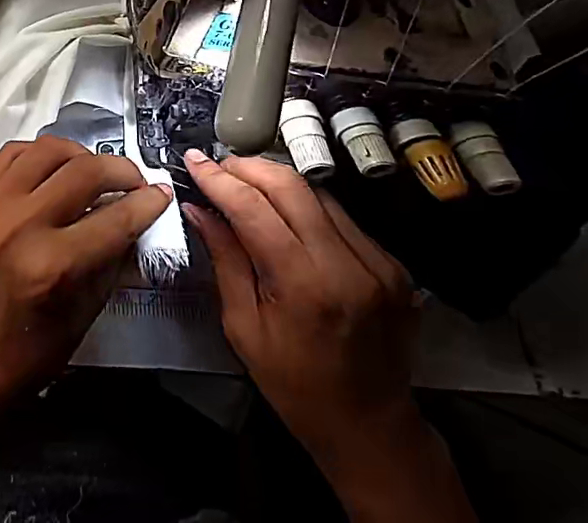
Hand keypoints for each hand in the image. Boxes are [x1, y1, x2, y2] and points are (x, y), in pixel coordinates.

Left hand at [0, 136, 171, 410]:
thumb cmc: (31, 346)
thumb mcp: (86, 310)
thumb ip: (115, 256)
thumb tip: (140, 215)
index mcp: (49, 265)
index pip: (113, 218)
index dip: (146, 203)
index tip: (161, 193)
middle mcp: (18, 225)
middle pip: (84, 171)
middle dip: (121, 171)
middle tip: (134, 181)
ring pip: (50, 150)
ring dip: (82, 155)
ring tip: (95, 172)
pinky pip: (16, 151)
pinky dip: (43, 155)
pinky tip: (57, 171)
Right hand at [183, 150, 478, 522]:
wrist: (370, 426)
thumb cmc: (296, 386)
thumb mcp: (244, 326)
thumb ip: (225, 259)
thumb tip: (200, 209)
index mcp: (305, 287)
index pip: (255, 209)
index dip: (220, 180)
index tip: (195, 161)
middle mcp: (348, 265)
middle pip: (291, 187)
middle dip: (248, 168)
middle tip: (218, 168)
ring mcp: (378, 262)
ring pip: (318, 194)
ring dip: (277, 183)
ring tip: (246, 186)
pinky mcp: (392, 264)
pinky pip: (340, 216)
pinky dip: (306, 206)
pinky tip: (286, 215)